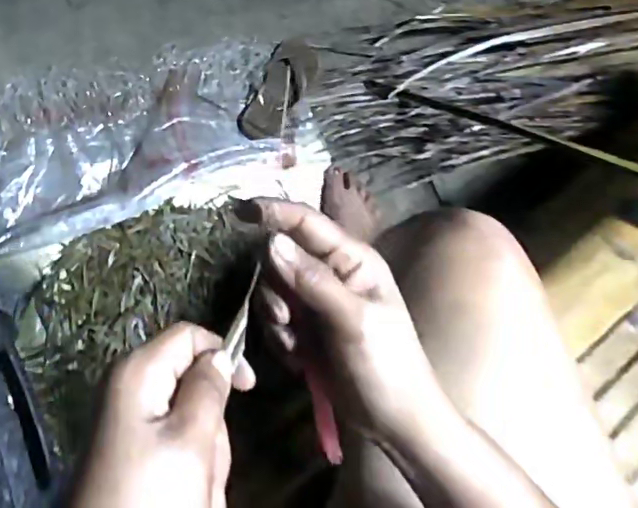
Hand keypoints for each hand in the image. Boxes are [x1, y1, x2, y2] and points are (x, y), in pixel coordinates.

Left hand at [69, 323, 255, 507]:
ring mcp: (129, 425)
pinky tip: (183, 501)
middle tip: (204, 468)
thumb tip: (219, 355)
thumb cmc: (149, 498)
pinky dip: (188, 480)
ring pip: (190, 427)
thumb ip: (208, 391)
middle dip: (210, 428)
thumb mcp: (189, 443)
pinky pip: (175, 455)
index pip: (188, 336)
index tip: (250, 387)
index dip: (222, 352)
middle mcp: (130, 389)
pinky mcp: (132, 457)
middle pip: (192, 386)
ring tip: (193, 496)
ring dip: (203, 462)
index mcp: (137, 371)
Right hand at [241, 198, 445, 444]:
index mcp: (351, 258)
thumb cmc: (388, 368)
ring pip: (272, 286)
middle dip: (273, 284)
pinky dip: (278, 336)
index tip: (239, 210)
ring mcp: (316, 298)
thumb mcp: (353, 321)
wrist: (398, 428)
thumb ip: (311, 280)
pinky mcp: (306, 326)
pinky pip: (274, 317)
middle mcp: (331, 270)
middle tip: (284, 317)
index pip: (305, 221)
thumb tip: (270, 240)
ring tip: (293, 343)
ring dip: (274, 315)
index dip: (273, 210)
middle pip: (280, 253)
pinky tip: (297, 358)